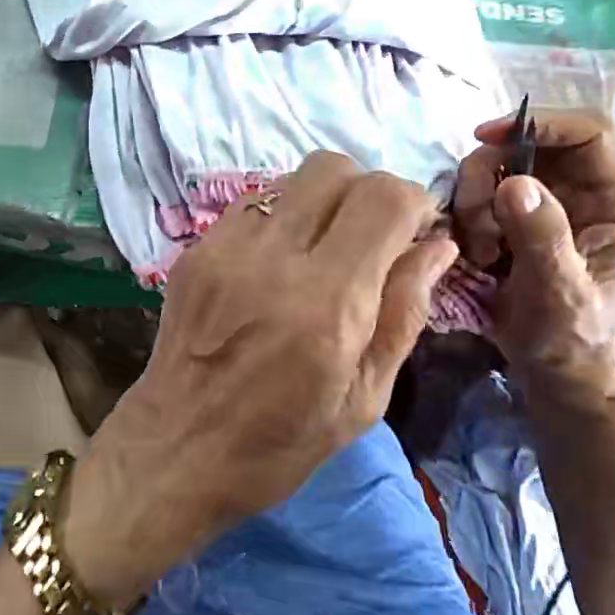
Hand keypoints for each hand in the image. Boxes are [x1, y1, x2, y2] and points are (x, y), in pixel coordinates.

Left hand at [62, 152, 457, 605]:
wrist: (178, 446)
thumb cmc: (281, 441)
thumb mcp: (365, 396)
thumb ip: (405, 311)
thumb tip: (437, 244)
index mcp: (328, 302)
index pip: (384, 198)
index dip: (413, 203)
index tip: (415, 235)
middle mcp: (273, 258)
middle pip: (333, 168)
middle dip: (367, 192)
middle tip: (371, 238)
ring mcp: (225, 247)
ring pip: (289, 179)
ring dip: (322, 202)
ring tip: (323, 251)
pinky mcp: (195, 250)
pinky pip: (251, 205)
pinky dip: (279, 218)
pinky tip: (277, 263)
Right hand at [452, 110, 614, 406]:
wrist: (553, 368)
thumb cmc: (568, 337)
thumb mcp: (558, 293)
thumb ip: (542, 238)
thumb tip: (515, 183)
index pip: (590, 134)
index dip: (540, 124)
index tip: (487, 138)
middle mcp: (586, 194)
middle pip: (528, 146)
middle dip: (489, 176)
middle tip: (476, 224)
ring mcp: (550, 204)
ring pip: (497, 167)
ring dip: (474, 201)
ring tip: (479, 250)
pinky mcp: (519, 216)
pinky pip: (482, 191)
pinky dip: (467, 213)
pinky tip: (475, 249)